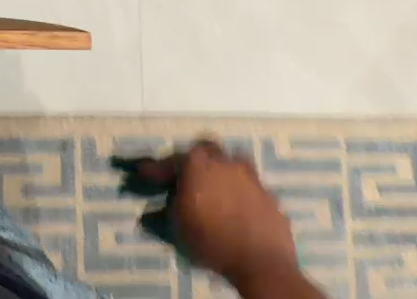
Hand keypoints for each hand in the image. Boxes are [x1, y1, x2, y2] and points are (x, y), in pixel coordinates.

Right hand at [140, 141, 300, 288]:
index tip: (145, 175)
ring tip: (217, 188)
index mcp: (196, 164)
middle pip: (207, 150)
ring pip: (234, 164)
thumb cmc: (212, 240)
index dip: (156, 169)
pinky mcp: (271, 198)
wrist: (263, 266)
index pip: (171, 159)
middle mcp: (224, 163)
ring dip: (223, 171)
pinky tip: (238, 208)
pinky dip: (243, 194)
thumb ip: (164, 212)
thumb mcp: (178, 227)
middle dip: (195, 160)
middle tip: (187, 175)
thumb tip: (145, 216)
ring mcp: (252, 179)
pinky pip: (252, 188)